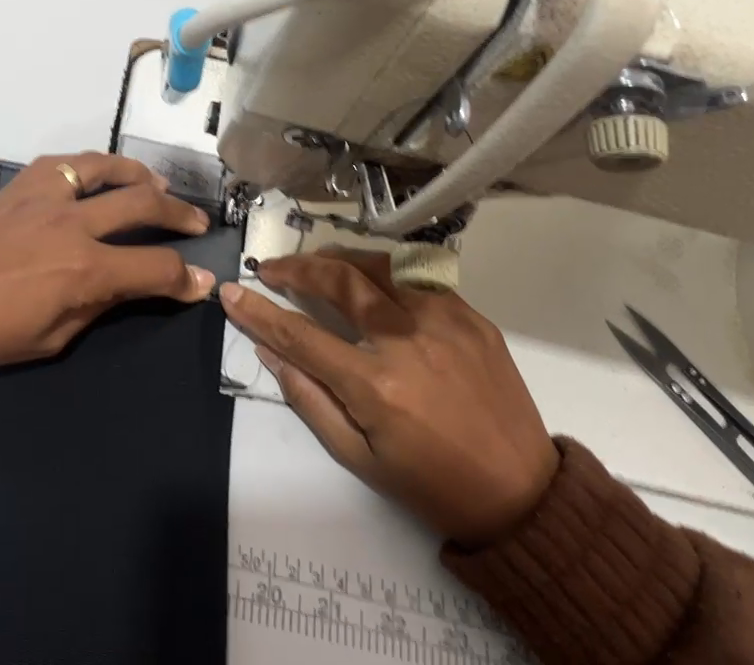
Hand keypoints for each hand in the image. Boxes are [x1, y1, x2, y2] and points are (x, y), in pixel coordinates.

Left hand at [0, 153, 215, 373]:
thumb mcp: (50, 339)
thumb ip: (96, 306)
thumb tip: (127, 286)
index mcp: (84, 270)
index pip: (155, 268)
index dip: (186, 279)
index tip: (202, 284)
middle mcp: (72, 224)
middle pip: (142, 205)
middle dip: (180, 216)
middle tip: (197, 225)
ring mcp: (44, 198)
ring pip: (105, 169)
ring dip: (141, 176)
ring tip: (159, 185)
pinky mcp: (19, 187)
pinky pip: (64, 164)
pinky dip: (92, 166)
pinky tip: (100, 175)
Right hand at [220, 249, 558, 545]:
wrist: (521, 493)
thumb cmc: (430, 484)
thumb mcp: (358, 458)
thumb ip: (309, 399)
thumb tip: (269, 352)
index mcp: (376, 384)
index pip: (300, 335)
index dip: (258, 312)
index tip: (232, 292)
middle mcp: (409, 340)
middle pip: (340, 281)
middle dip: (297, 267)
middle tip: (272, 268)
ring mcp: (446, 321)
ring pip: (380, 265)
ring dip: (340, 258)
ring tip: (316, 263)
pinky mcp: (473, 317)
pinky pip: (419, 277)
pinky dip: (385, 270)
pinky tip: (371, 277)